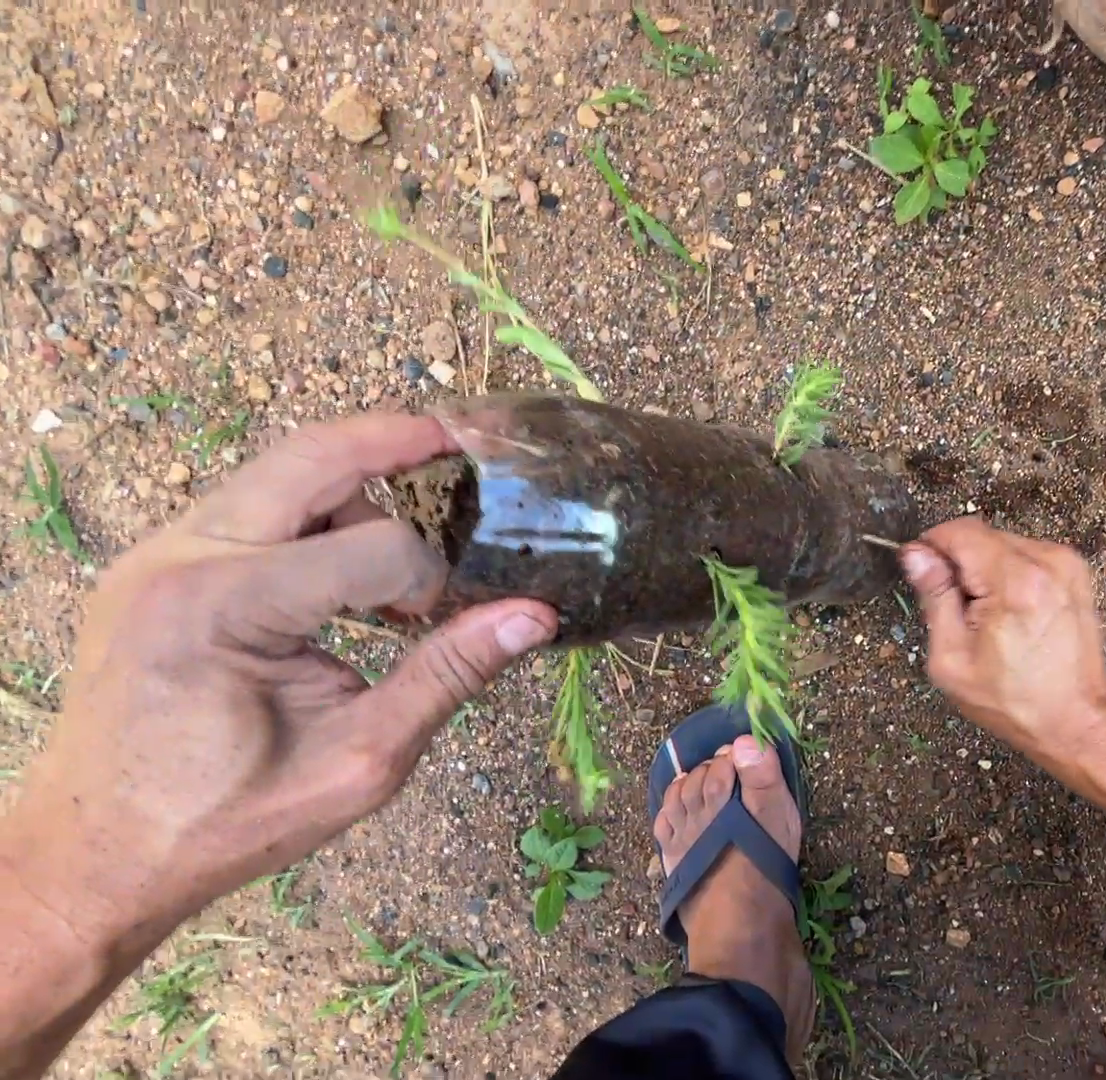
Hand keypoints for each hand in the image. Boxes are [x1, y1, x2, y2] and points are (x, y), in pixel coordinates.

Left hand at [0, 414, 556, 946]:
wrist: (91, 861)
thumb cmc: (231, 818)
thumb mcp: (362, 757)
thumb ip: (450, 673)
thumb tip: (538, 615)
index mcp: (225, 607)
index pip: (379, 547)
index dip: (435, 580)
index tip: (446, 625)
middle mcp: (182, 558)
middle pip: (315, 457)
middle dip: (401, 438)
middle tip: (474, 436)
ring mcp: (160, 554)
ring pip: (284, 468)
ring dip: (364, 474)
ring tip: (423, 516)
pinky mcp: (162, 565)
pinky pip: (259, 501)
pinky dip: (327, 504)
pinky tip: (357, 552)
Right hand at [900, 518, 1105, 753]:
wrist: (1076, 718)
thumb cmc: (1014, 700)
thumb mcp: (953, 658)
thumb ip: (934, 597)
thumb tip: (916, 555)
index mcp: (1016, 582)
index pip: (961, 531)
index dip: (933, 547)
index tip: (923, 573)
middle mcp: (1047, 562)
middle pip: (982, 535)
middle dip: (960, 564)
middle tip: (958, 610)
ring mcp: (1066, 563)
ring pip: (1003, 543)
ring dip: (985, 569)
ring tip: (988, 616)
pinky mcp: (1075, 570)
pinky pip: (1026, 555)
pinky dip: (1009, 574)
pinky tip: (1011, 612)